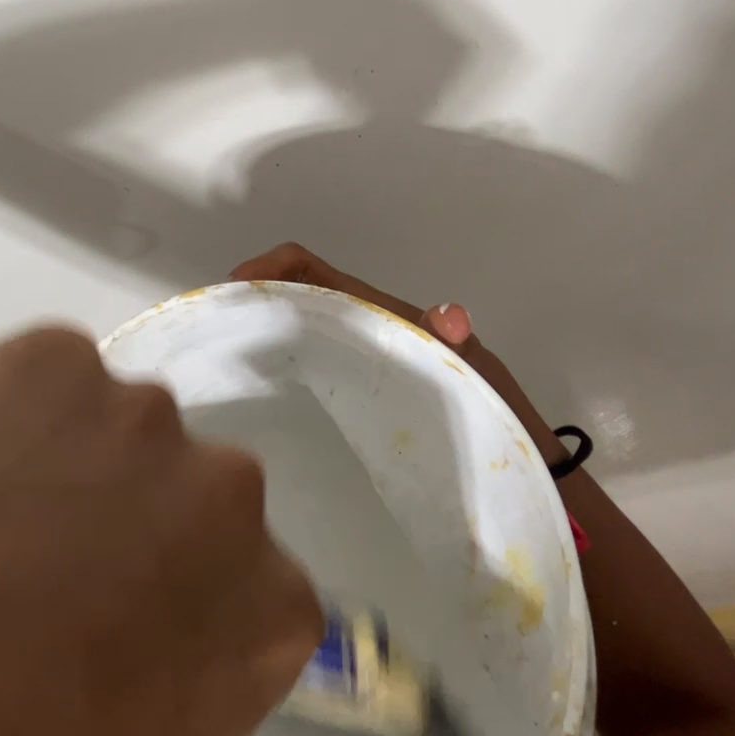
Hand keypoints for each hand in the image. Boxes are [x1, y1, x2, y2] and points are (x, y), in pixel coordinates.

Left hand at [0, 327, 322, 735]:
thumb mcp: (126, 734)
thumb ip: (184, 669)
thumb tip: (165, 616)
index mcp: (268, 604)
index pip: (256, 585)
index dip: (179, 607)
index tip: (119, 624)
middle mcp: (229, 488)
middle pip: (194, 494)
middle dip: (135, 526)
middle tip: (48, 572)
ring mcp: (136, 410)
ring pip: (120, 430)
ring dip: (76, 463)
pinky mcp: (50, 355)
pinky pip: (54, 381)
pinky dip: (21, 414)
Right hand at [229, 243, 567, 462]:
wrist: (519, 470)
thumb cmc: (497, 419)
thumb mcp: (478, 382)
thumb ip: (459, 350)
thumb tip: (446, 314)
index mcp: (383, 314)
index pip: (315, 269)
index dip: (273, 266)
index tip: (236, 288)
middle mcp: (366, 328)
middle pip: (298, 292)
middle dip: (255, 294)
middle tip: (216, 327)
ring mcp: (360, 360)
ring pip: (299, 325)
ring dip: (261, 324)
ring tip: (224, 356)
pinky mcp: (358, 392)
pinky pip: (309, 362)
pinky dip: (276, 358)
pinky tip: (258, 393)